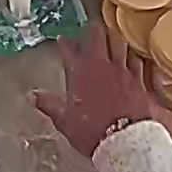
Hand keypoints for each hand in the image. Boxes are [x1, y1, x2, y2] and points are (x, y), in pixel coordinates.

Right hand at [31, 25, 161, 157]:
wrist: (126, 141)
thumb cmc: (92, 131)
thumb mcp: (65, 120)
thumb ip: (49, 104)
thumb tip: (32, 96)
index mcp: (82, 72)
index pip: (70, 50)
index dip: (65, 43)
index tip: (63, 40)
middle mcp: (103, 66)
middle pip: (98, 36)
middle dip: (92, 31)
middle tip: (89, 30)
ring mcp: (124, 71)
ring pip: (120, 43)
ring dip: (114, 39)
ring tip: (111, 39)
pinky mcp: (140, 80)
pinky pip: (137, 60)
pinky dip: (132, 57)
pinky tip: (132, 57)